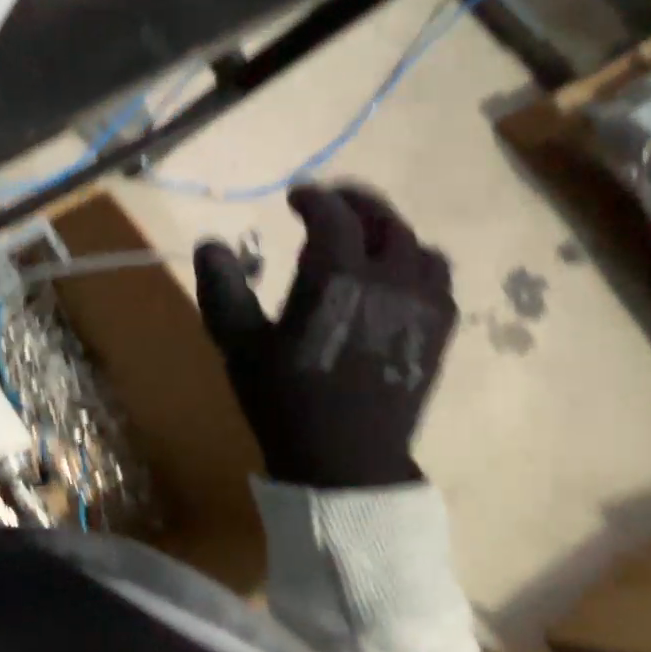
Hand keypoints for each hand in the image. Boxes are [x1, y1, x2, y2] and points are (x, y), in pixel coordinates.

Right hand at [193, 184, 454, 489]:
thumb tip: (211, 243)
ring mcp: (423, 306)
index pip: (333, 218)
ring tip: (362, 233)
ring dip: (388, 230)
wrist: (344, 456)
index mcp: (335, 282)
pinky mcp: (439, 329)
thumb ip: (223, 288)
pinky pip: (437, 276)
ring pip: (417, 246)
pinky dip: (415, 260)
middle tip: (330, 199)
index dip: (314, 199)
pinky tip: (392, 273)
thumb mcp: (237, 343)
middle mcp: (388, 283)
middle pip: (385, 222)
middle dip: (356, 203)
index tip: (295, 195)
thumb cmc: (282, 397)